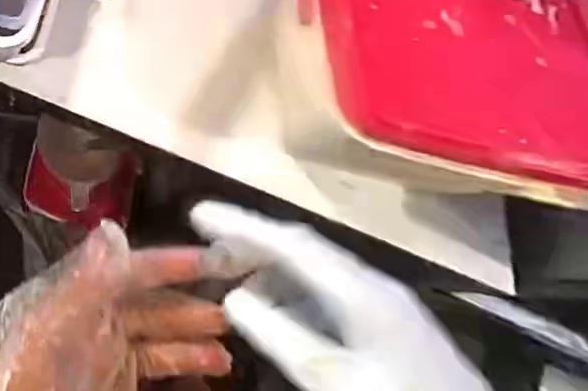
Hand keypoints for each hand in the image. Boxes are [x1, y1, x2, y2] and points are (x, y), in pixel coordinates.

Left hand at [0, 220, 233, 390]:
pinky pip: (152, 366)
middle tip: (236, 307)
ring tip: (228, 349)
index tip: (214, 258)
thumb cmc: (24, 370)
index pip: (137, 269)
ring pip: (158, 338)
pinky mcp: (111, 381)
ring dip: (192, 339)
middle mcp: (100, 317)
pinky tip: (206, 374)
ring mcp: (106, 351)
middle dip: (192, 305)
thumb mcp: (50, 324)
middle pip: (154, 305)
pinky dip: (180, 367)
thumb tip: (113, 228)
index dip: (174, 263)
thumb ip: (83, 280)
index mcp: (85, 294)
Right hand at [190, 202, 489, 390]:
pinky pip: (331, 295)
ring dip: (274, 272)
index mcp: (359, 289)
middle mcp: (370, 283)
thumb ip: (282, 337)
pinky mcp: (389, 326)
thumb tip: (234, 298)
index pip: (290, 242)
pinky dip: (297, 297)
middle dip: (254, 245)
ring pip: (316, 271)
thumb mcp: (335, 381)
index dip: (241, 223)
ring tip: (236, 284)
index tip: (199, 213)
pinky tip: (279, 314)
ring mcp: (383, 304)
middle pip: (303, 249)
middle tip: (210, 253)